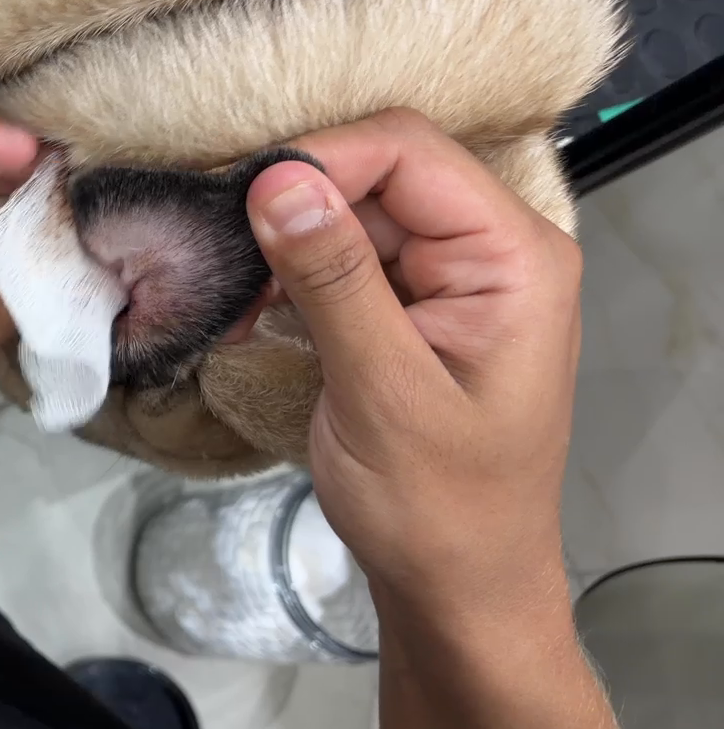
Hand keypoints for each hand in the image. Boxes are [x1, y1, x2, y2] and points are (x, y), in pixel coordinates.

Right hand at [246, 110, 582, 620]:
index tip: (234, 204)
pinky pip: (328, 259)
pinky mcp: (394, 304)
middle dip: (286, 206)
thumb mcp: (380, 388)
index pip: (407, 155)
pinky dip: (278, 278)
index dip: (317, 162)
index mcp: (509, 258)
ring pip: (340, 215)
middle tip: (219, 253)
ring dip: (275, 246)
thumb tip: (276, 183)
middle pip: (371, 175)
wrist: (448, 573)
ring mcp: (436, 278)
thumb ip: (332, 279)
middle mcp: (481, 251)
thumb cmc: (433, 497)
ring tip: (232, 296)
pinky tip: (250, 312)